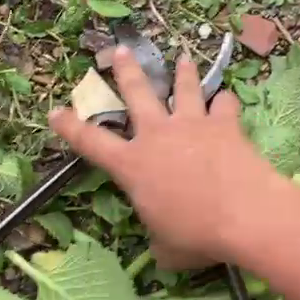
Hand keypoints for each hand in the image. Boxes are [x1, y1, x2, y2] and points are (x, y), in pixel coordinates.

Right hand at [49, 46, 281, 268]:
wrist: (243, 214)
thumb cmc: (197, 236)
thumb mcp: (165, 248)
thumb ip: (157, 237)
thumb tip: (162, 242)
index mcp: (132, 165)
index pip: (91, 143)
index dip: (70, 127)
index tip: (56, 111)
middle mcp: (158, 135)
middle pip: (137, 93)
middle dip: (126, 70)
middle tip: (121, 50)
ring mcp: (192, 123)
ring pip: (184, 87)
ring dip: (183, 72)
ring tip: (182, 59)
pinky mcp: (224, 122)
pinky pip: (223, 103)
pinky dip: (224, 101)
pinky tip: (226, 99)